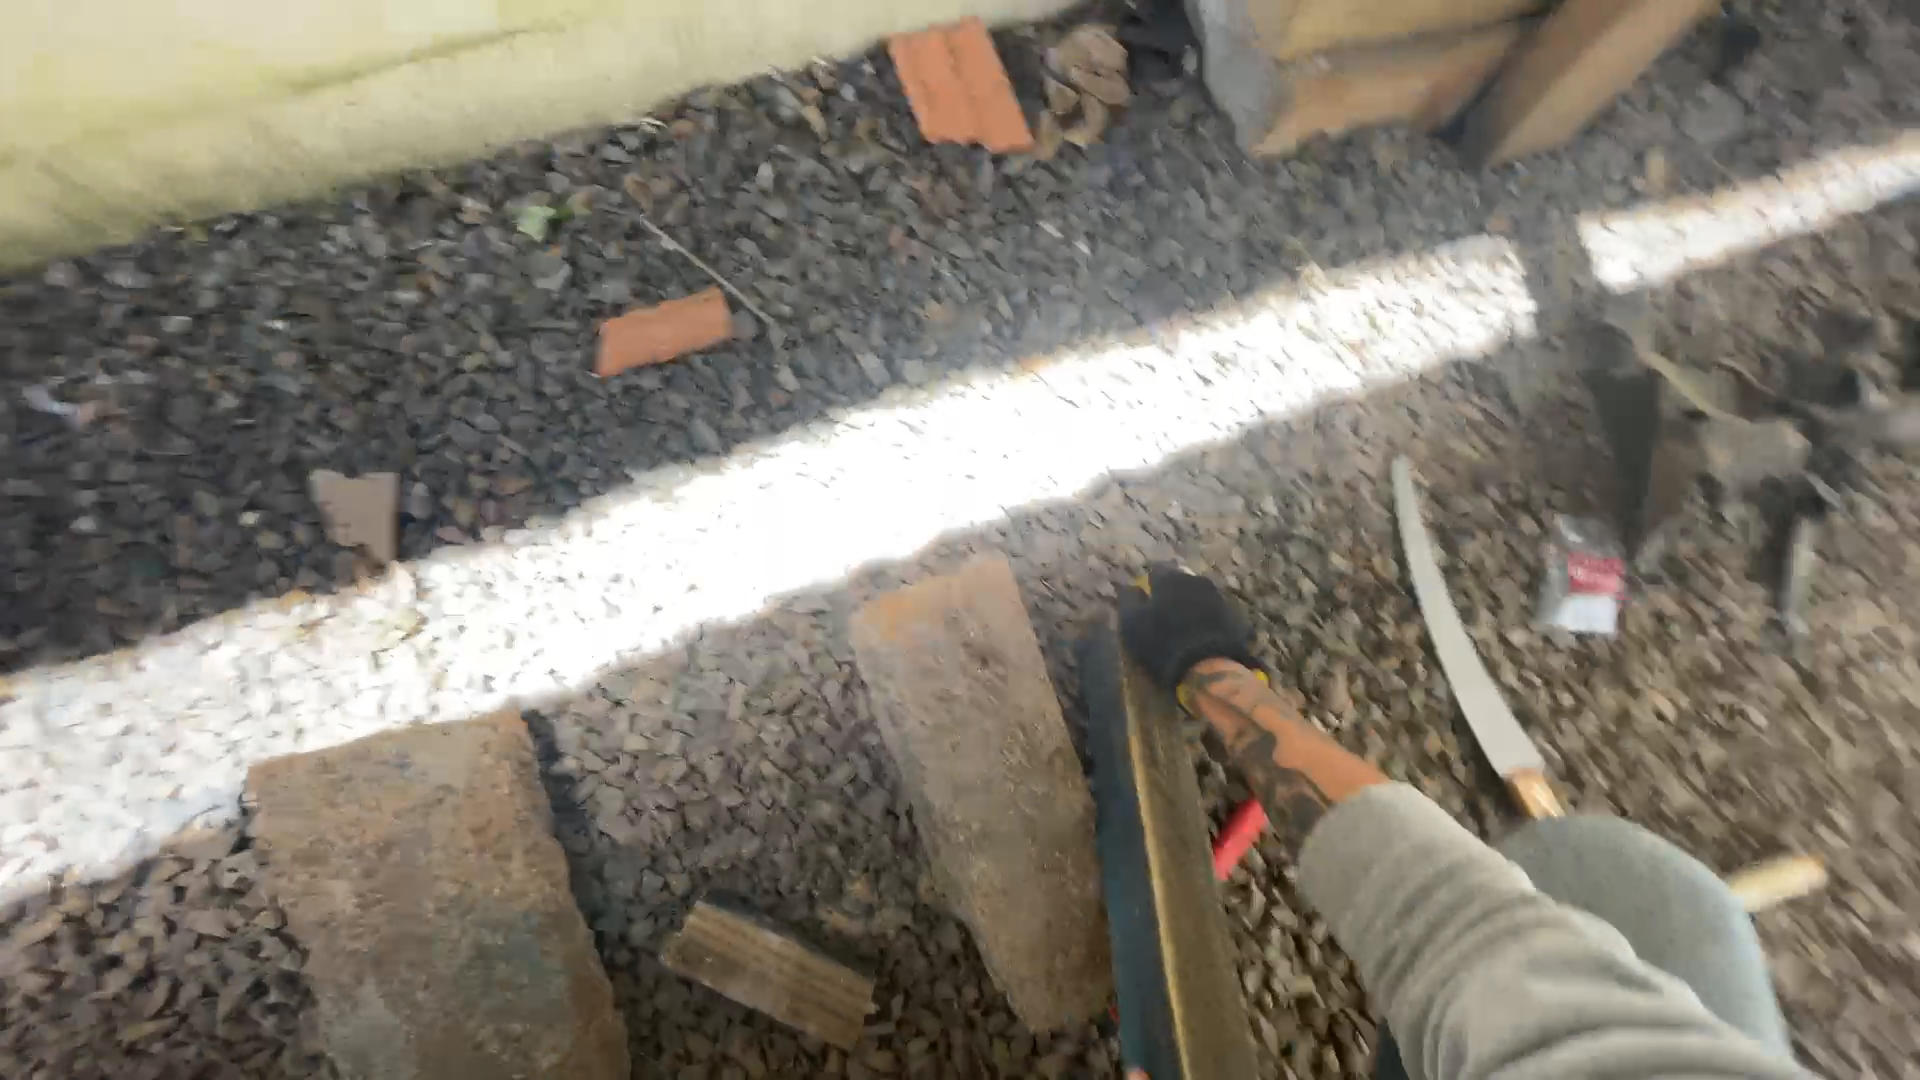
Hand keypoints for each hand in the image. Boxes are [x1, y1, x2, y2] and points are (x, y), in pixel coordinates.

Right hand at [1117, 563, 1260, 689]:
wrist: (1207, 668)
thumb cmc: (1161, 643)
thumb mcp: (1132, 623)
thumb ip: (1128, 600)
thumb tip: (1128, 586)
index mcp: (1170, 578)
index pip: (1157, 569)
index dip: (1151, 583)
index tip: (1147, 597)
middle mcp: (1196, 580)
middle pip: (1181, 580)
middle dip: (1173, 591)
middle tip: (1166, 612)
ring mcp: (1219, 598)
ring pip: (1201, 595)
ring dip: (1193, 604)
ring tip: (1186, 625)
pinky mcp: (1236, 617)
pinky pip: (1217, 613)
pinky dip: (1210, 620)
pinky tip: (1204, 636)